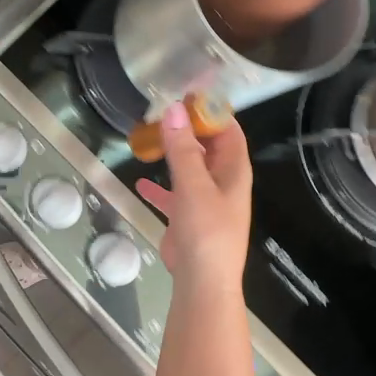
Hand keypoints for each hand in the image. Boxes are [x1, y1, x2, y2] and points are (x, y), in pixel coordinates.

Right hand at [136, 100, 253, 284]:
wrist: (202, 281)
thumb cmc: (206, 230)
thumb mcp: (193, 185)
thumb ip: (182, 148)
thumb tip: (173, 110)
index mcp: (234, 172)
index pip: (228, 131)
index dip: (212, 112)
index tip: (186, 95)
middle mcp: (223, 183)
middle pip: (208, 147)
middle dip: (188, 130)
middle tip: (160, 113)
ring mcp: (205, 201)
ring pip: (189, 168)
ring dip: (173, 154)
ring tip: (149, 138)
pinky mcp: (187, 219)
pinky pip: (173, 195)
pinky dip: (159, 186)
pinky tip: (141, 182)